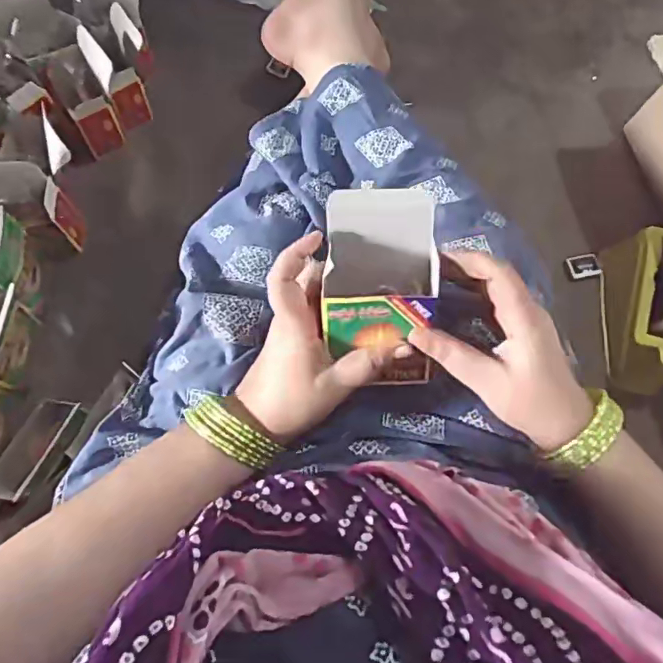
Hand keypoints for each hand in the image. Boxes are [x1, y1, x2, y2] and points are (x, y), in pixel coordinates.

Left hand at [233, 232, 407, 442]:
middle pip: (303, 281)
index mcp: (293, 321)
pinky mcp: (292, 342)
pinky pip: (311, 314)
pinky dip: (330, 308)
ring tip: (366, 286)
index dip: (295, 252)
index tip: (317, 238)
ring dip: (331, 289)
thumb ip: (367, 363)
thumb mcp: (333, 384)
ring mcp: (289, 330)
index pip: (283, 277)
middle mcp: (289, 318)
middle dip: (328, 268)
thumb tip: (405, 343)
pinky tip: (355, 316)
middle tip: (362, 265)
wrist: (257, 424)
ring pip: (308, 297)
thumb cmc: (290, 400)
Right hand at [405, 249, 594, 452]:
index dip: (470, 259)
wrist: (568, 424)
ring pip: (503, 284)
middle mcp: (531, 310)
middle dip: (466, 264)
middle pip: (500, 273)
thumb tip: (415, 332)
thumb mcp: (487, 382)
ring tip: (438, 279)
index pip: (499, 274)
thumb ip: (452, 355)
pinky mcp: (529, 327)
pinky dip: (480, 291)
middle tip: (430, 268)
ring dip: (473, 276)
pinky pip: (504, 298)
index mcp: (524, 319)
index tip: (438, 257)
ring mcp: (532, 317)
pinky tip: (459, 300)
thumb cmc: (531, 404)